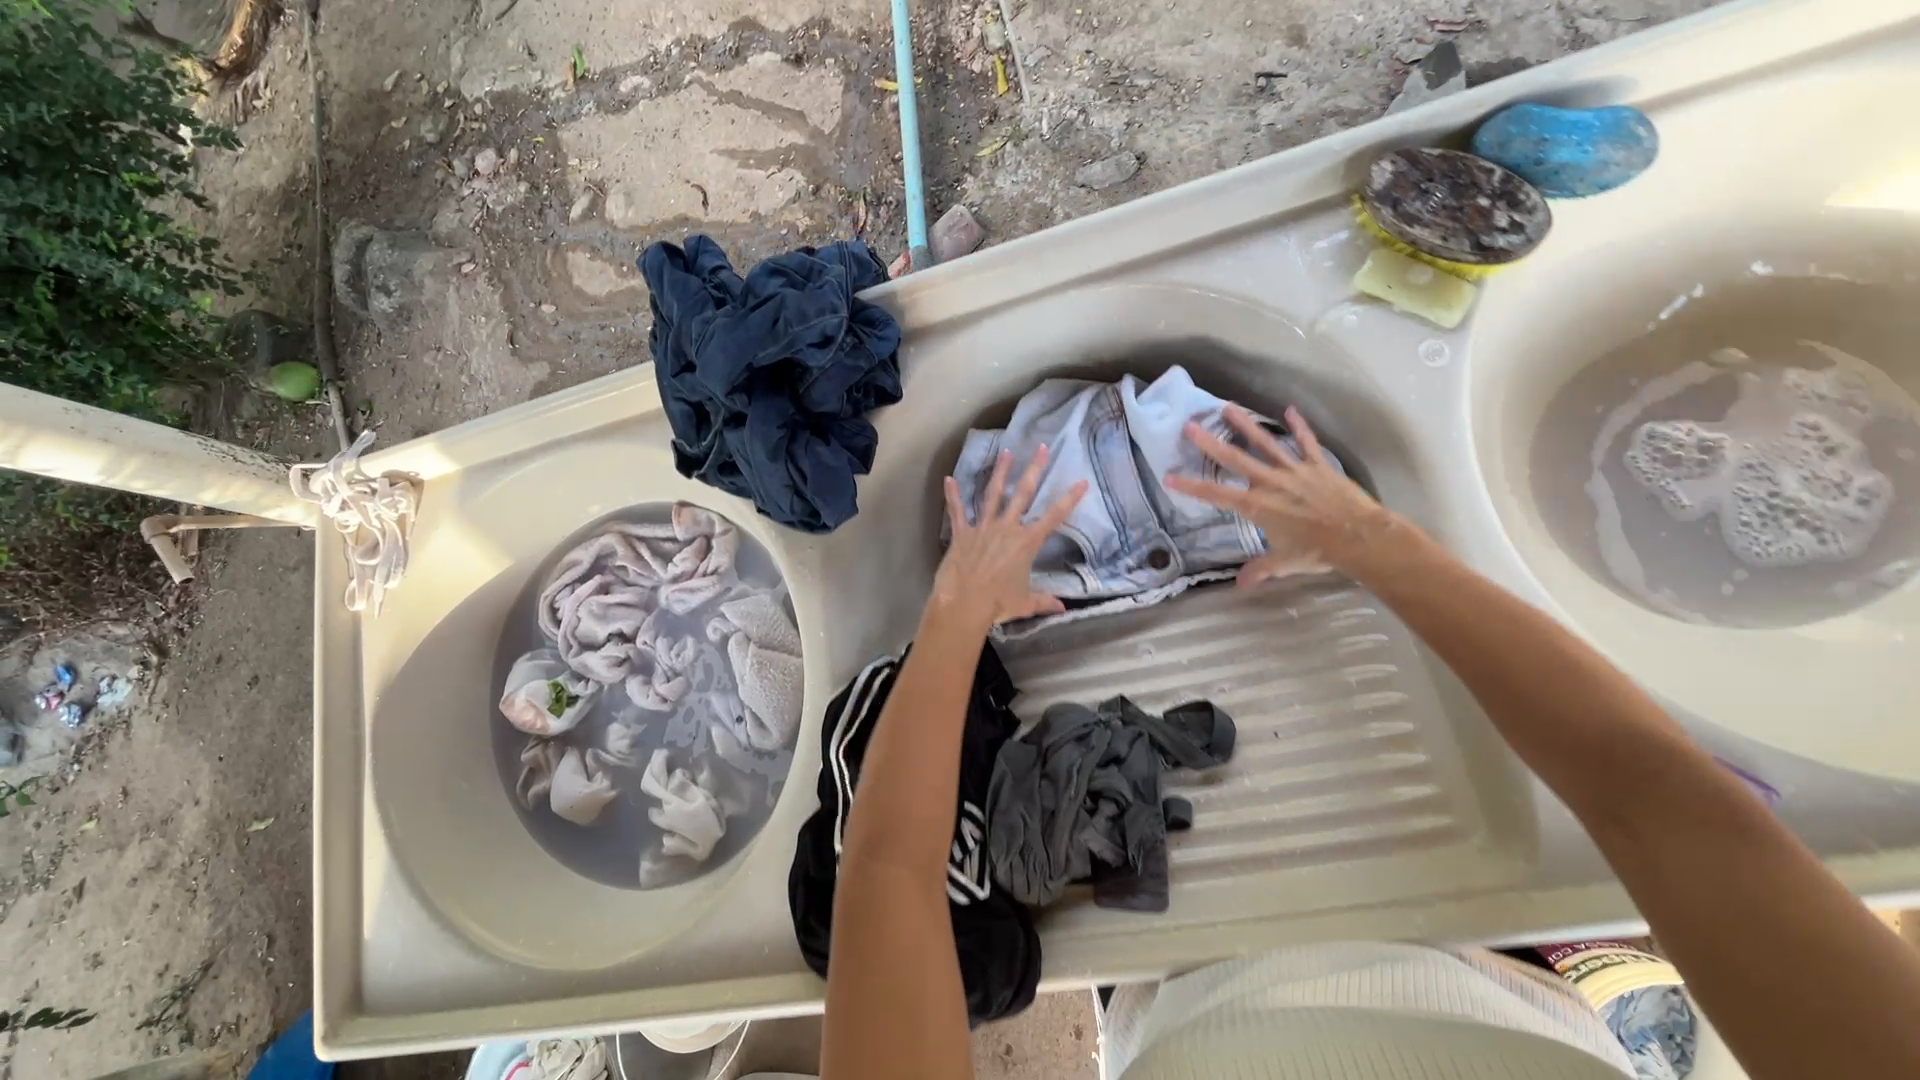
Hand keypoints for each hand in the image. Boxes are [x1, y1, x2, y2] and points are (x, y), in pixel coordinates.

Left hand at [933, 446, 1088, 626]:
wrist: (965, 603)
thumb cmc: (998, 604)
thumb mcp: (1025, 603)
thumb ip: (1044, 602)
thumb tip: (1063, 609)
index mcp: (1026, 543)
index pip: (1054, 517)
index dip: (1069, 499)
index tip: (1082, 482)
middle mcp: (1007, 528)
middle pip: (1023, 493)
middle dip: (1034, 469)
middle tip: (1041, 447)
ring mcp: (983, 528)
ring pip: (993, 494)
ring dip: (1000, 472)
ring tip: (1007, 451)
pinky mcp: (962, 533)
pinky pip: (957, 510)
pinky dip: (952, 495)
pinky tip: (949, 478)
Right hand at [1165, 404, 1409, 584]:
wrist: (1357, 537)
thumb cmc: (1317, 551)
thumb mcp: (1284, 563)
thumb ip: (1260, 569)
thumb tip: (1241, 585)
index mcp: (1257, 506)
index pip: (1215, 495)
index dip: (1190, 486)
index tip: (1169, 477)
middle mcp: (1270, 482)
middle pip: (1234, 460)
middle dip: (1209, 443)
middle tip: (1190, 426)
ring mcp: (1294, 470)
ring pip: (1264, 443)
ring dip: (1245, 425)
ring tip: (1227, 407)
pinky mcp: (1317, 465)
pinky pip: (1305, 442)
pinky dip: (1298, 426)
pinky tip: (1289, 410)